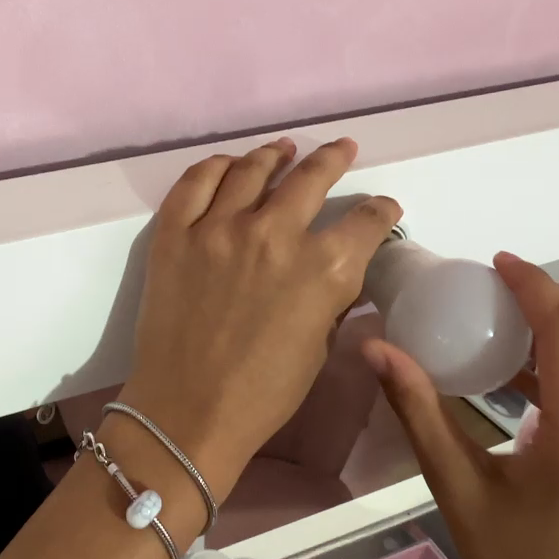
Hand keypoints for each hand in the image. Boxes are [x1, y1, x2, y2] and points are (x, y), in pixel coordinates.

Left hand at [114, 138, 401, 494]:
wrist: (188, 409)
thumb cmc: (264, 392)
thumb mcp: (320, 345)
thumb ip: (332, 296)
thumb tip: (340, 270)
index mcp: (323, 269)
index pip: (365, 222)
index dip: (380, 212)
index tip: (382, 207)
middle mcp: (275, 234)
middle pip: (311, 177)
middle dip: (334, 159)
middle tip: (342, 149)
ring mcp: (219, 228)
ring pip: (252, 169)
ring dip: (274, 154)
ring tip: (283, 148)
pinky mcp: (175, 232)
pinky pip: (196, 182)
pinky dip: (216, 167)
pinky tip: (228, 165)